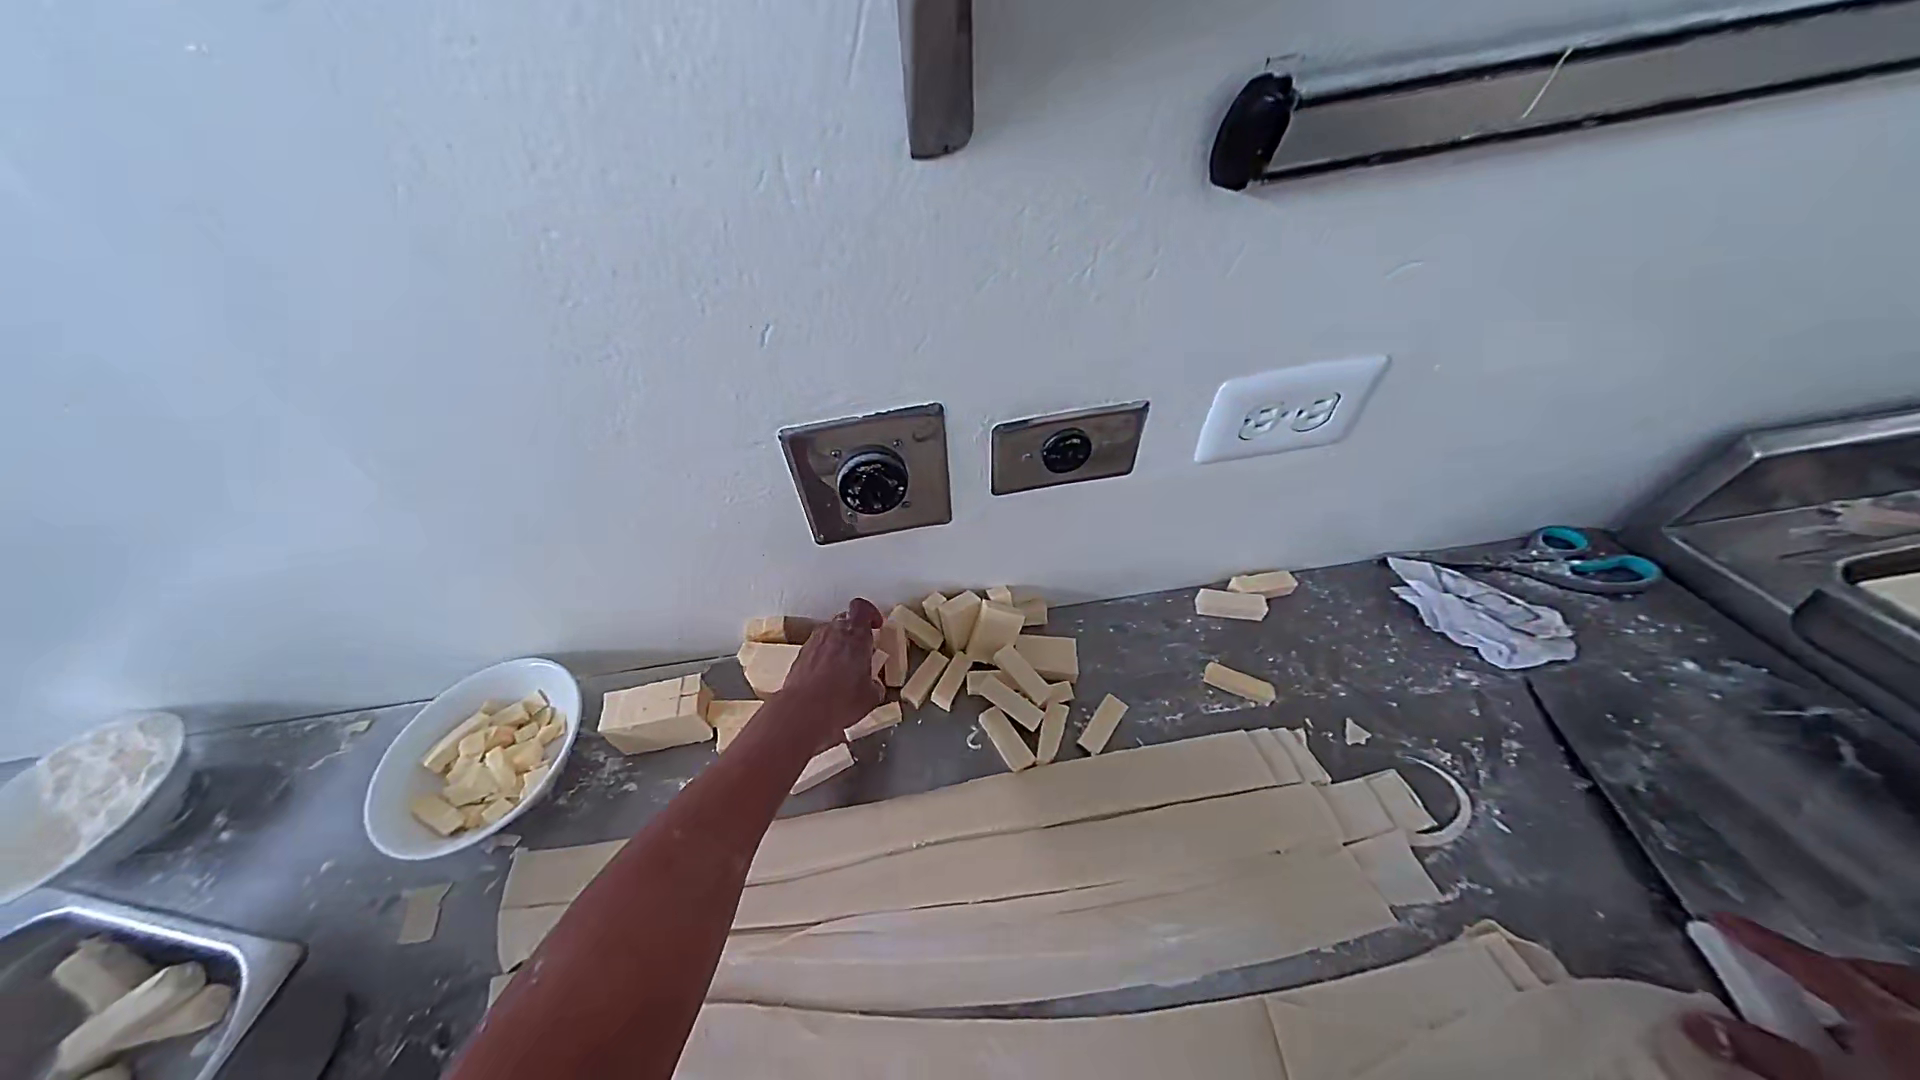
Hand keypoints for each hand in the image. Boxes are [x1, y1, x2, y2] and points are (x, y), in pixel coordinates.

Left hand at [779, 598, 884, 737]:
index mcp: (856, 635)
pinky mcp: (799, 657)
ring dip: (838, 645)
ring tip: (844, 667)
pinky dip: (823, 658)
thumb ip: (875, 685)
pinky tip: (828, 679)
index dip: (870, 613)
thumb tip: (874, 687)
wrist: (802, 712)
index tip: (876, 624)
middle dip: (855, 632)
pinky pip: (816, 650)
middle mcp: (833, 633)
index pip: (862, 608)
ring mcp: (814, 643)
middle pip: (845, 620)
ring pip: (829, 635)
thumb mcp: (871, 696)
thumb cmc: (839, 700)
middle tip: (862, 649)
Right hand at [1681, 913, 1919, 1079]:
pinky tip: (1894, 1059)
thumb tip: (1699, 1023)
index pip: (1808, 964)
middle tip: (1804, 980)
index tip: (1724, 922)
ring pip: (1914, 1006)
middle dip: (1844, 973)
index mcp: (1891, 1022)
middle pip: (1885, 980)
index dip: (1759, 941)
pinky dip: (1906, 1035)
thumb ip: (1767, 1056)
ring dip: (1883, 1007)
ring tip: (1854, 1026)